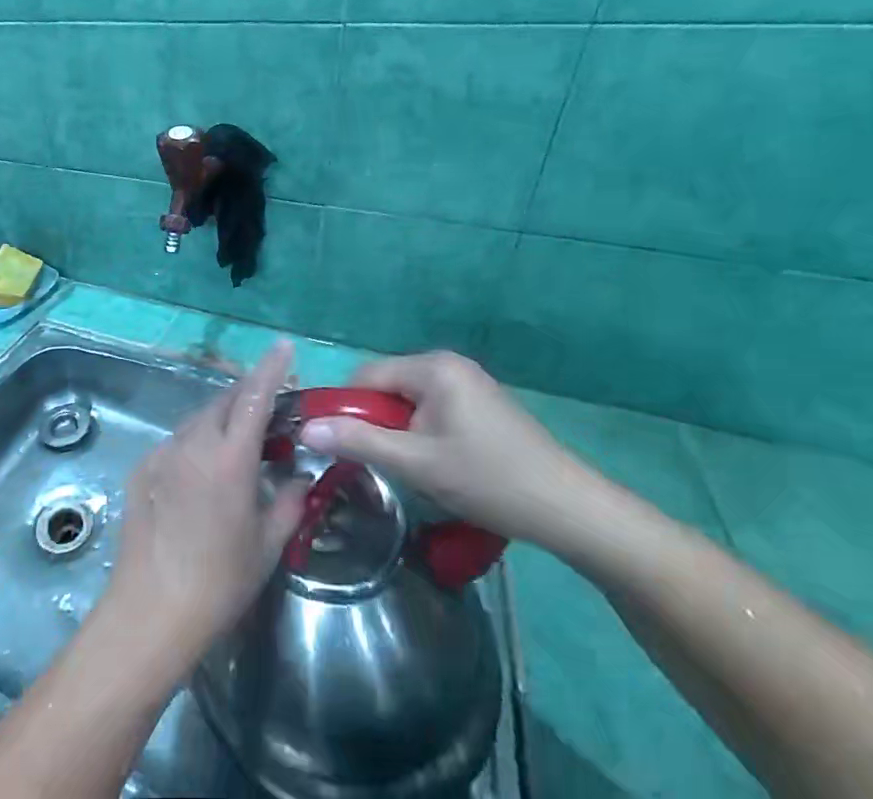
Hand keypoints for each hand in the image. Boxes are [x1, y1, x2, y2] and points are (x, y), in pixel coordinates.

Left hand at [104, 341, 308, 663]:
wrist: (152, 608)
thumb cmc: (219, 580)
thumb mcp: (268, 543)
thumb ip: (288, 502)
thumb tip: (298, 478)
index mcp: (228, 458)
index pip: (254, 398)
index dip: (271, 369)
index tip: (284, 346)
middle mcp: (191, 445)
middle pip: (223, 403)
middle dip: (248, 397)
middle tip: (272, 413)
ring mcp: (161, 455)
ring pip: (197, 421)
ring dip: (222, 421)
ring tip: (241, 445)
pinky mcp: (141, 469)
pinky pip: (176, 443)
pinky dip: (197, 443)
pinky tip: (204, 473)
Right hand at [298, 351, 604, 545]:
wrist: (567, 509)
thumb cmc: (486, 479)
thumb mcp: (414, 462)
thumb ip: (357, 441)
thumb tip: (305, 428)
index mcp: (432, 367)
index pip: (365, 376)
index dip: (347, 409)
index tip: (346, 446)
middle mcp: (449, 364)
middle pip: (386, 386)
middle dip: (376, 422)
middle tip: (385, 461)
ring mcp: (468, 382)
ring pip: (407, 401)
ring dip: (398, 430)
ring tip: (412, 466)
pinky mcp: (481, 403)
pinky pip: (430, 408)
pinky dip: (421, 432)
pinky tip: (437, 462)